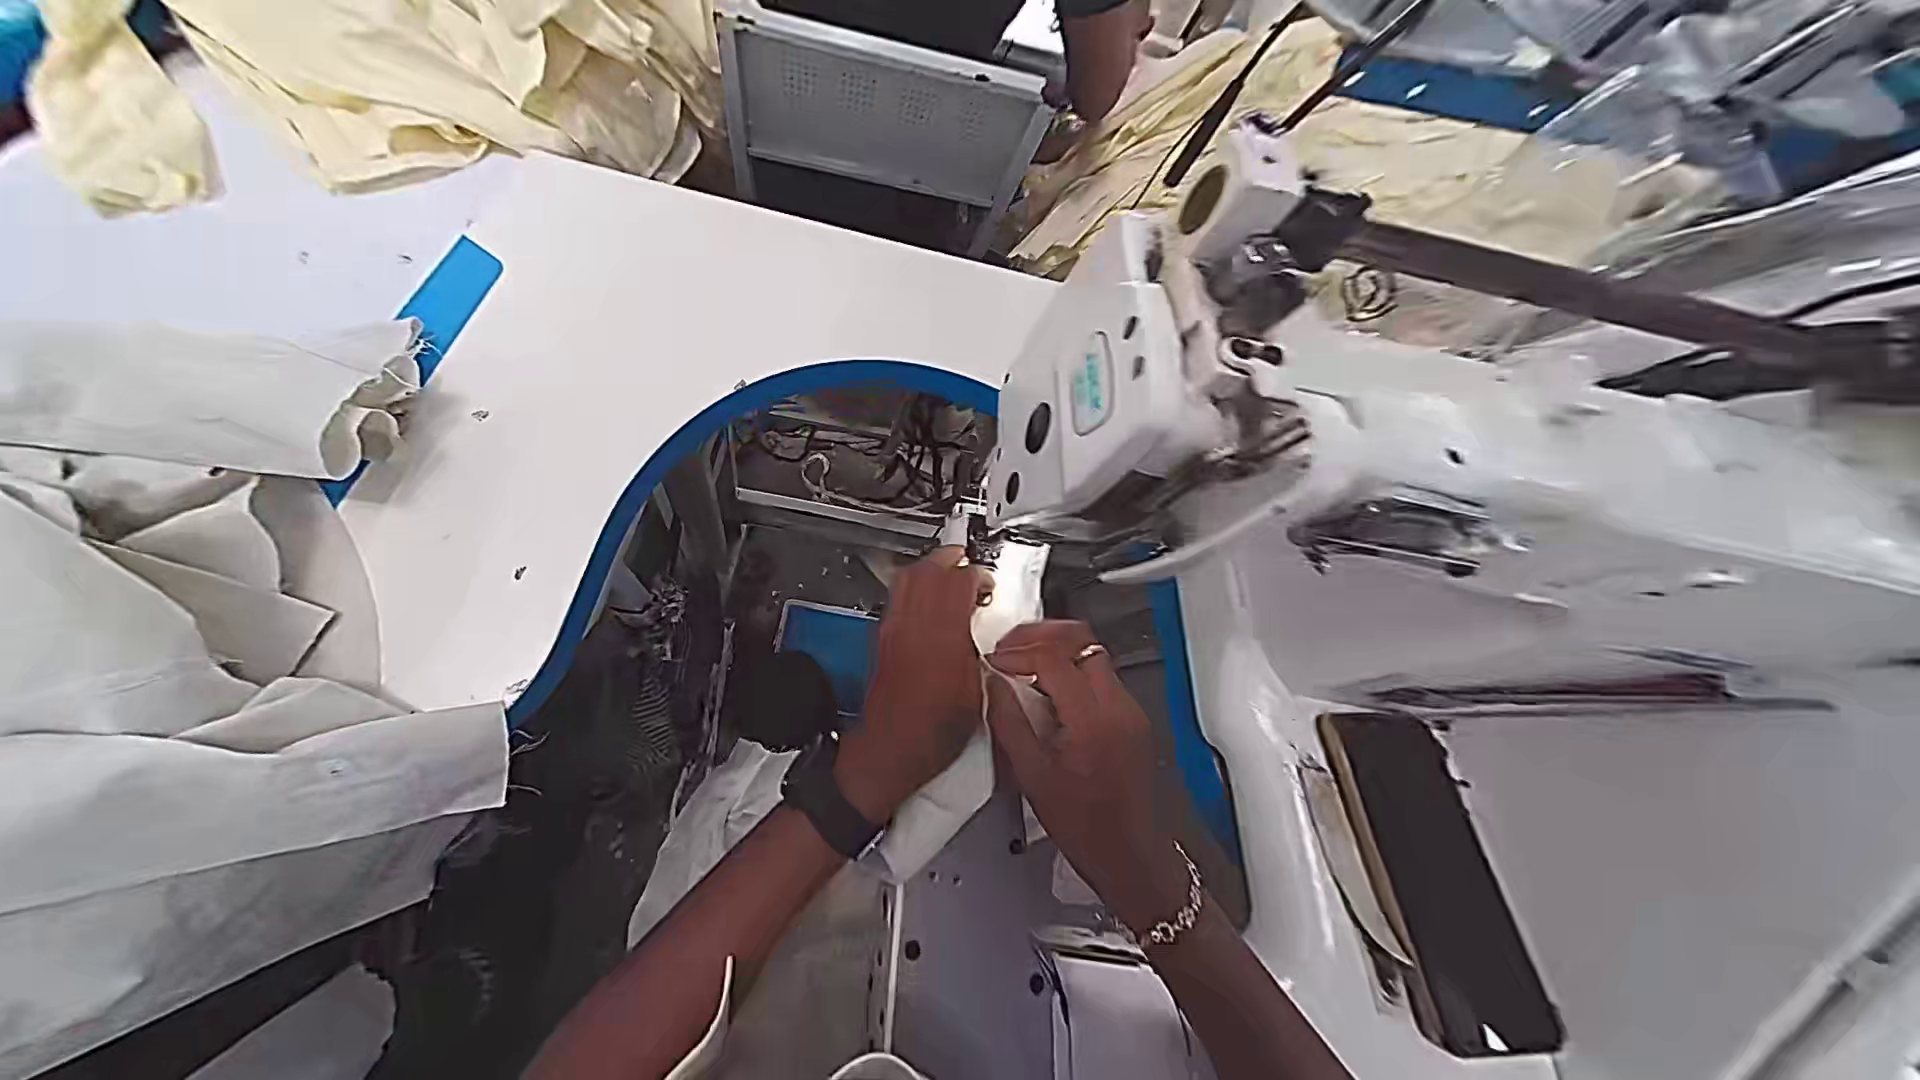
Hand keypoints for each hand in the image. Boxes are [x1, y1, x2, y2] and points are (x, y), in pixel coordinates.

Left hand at [835, 547, 990, 822]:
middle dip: (951, 560)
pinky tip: (927, 600)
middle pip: (928, 570)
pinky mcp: (883, 638)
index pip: (958, 582)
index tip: (987, 583)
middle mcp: (914, 627)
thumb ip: (978, 652)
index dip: (977, 575)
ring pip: (908, 578)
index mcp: (943, 638)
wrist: (890, 749)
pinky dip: (914, 587)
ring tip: (947, 574)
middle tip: (967, 565)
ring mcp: (894, 630)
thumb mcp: (974, 692)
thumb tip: (980, 631)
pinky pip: (897, 597)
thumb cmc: (931, 732)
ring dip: (930, 569)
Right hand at [985, 620, 1190, 932]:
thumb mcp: (1032, 776)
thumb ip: (1009, 723)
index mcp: (1093, 721)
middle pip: (1081, 640)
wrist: (1130, 854)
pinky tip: (1048, 690)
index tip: (995, 661)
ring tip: (1024, 665)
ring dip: (1056, 650)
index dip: (1019, 652)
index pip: (1055, 659)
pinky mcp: (1133, 716)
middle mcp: (1118, 707)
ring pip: (1092, 653)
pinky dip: (1071, 671)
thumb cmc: (1085, 826)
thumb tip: (993, 684)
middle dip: (1040, 635)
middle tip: (1010, 646)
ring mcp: (1130, 709)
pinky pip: (1100, 676)